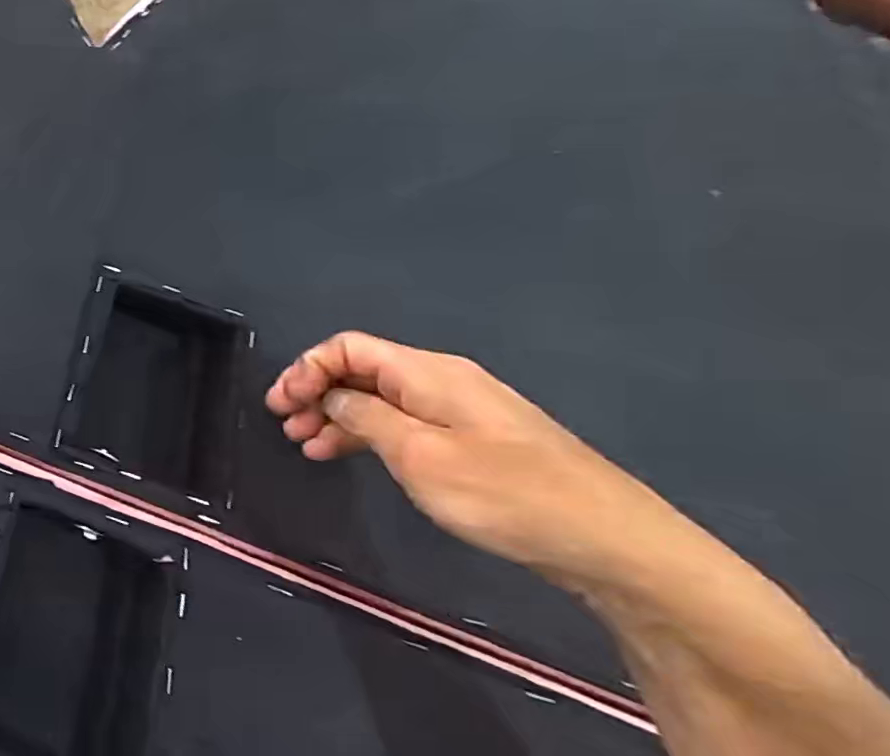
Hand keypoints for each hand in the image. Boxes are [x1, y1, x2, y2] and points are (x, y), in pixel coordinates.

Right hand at [265, 332, 698, 586]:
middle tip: (284, 425)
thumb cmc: (505, 493)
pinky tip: (351, 454)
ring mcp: (459, 409)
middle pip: (363, 369)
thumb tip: (332, 394)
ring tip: (307, 445)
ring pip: (381, 398)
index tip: (280, 403)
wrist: (610, 541)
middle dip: (317, 391)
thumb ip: (367, 417)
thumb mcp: (419, 456)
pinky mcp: (473, 438)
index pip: (349, 348)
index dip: (307, 368)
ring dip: (339, 415)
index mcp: (426, 372)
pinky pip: (405, 421)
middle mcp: (440, 379)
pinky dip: (370, 433)